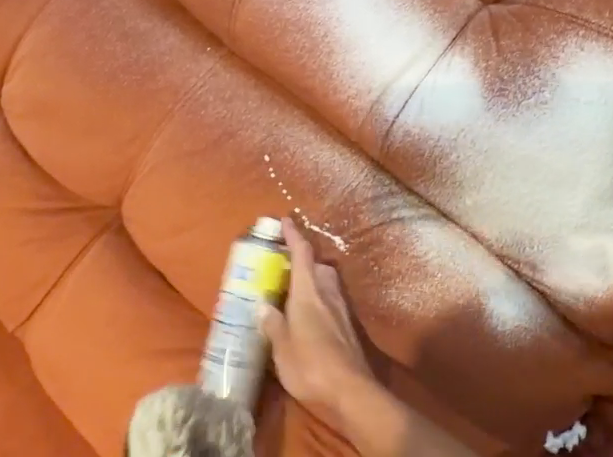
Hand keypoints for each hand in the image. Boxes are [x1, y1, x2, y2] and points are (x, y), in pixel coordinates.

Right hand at [259, 219, 372, 426]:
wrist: (350, 391)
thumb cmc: (310, 364)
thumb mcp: (281, 347)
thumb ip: (272, 323)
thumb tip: (262, 305)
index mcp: (308, 290)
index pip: (302, 252)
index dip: (293, 235)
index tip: (285, 221)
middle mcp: (327, 292)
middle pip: (316, 265)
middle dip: (302, 260)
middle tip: (284, 265)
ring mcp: (340, 309)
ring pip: (326, 282)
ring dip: (312, 279)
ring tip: (294, 290)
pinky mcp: (347, 326)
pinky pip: (330, 300)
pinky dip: (319, 298)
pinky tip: (309, 315)